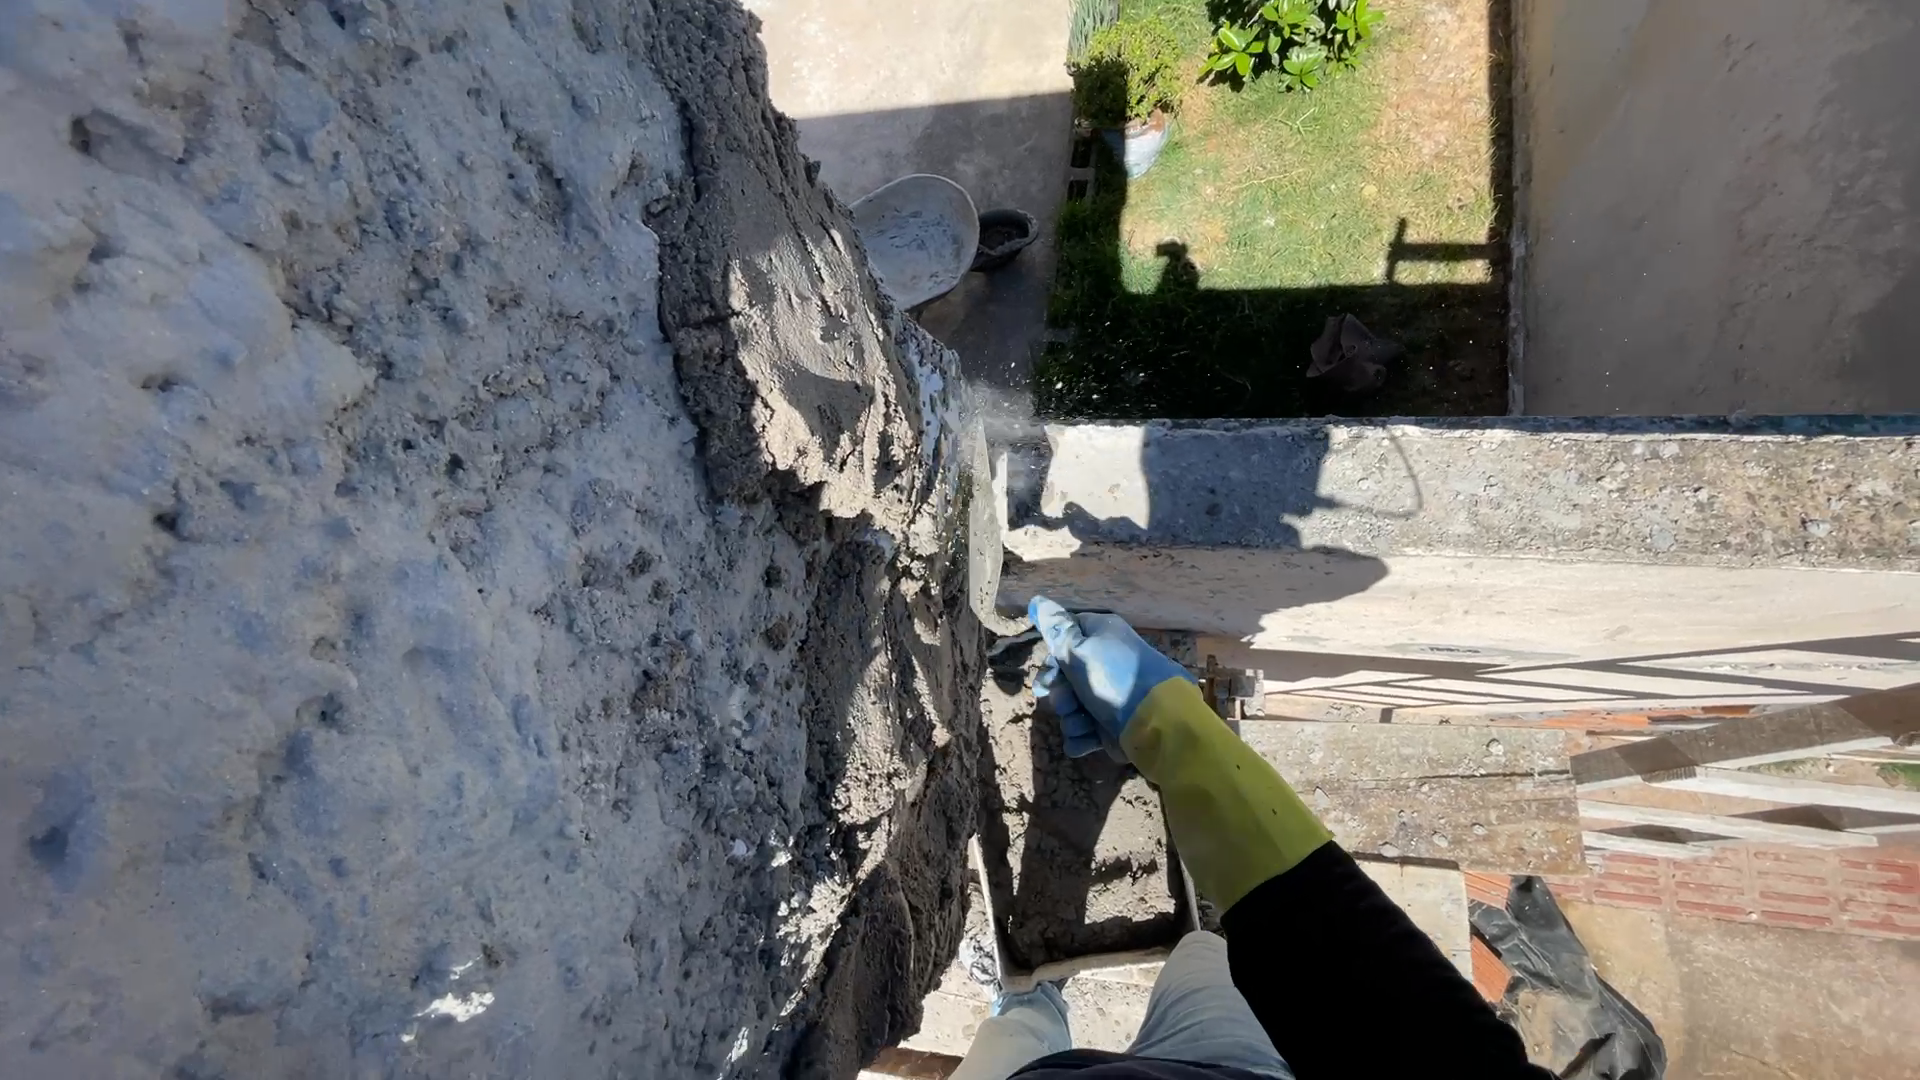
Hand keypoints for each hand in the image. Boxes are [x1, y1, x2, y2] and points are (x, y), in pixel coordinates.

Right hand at [1028, 595, 1195, 758]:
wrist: (1155, 722)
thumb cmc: (1114, 678)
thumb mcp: (1078, 648)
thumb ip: (1055, 628)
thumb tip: (1037, 600)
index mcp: (1101, 637)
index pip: (1065, 640)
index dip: (1052, 658)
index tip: (1047, 673)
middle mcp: (1105, 664)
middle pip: (1064, 677)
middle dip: (1059, 694)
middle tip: (1065, 702)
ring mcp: (1108, 696)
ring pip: (1071, 707)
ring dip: (1072, 718)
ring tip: (1084, 723)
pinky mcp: (1111, 726)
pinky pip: (1083, 731)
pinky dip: (1083, 737)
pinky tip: (1088, 738)